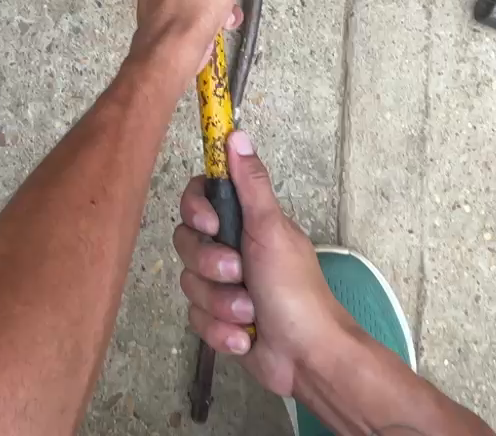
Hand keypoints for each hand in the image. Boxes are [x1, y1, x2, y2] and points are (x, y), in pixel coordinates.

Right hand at [173, 130, 354, 397]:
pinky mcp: (218, 317)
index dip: (195, 210)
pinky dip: (221, 330)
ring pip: (190, 283)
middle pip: (186, 242)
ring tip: (250, 314)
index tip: (210, 225)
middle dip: (210, 266)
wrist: (309, 360)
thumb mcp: (271, 230)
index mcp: (244, 220)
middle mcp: (229, 246)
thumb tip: (237, 134)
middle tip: (239, 274)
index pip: (198, 197)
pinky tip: (245, 337)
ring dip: (220, 303)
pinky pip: (197, 318)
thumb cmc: (296, 291)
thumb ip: (250, 183)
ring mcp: (222, 283)